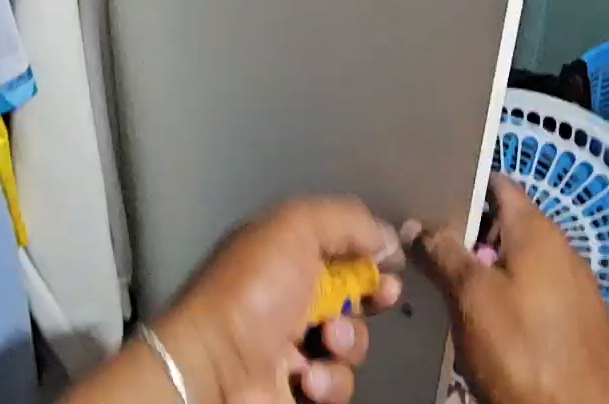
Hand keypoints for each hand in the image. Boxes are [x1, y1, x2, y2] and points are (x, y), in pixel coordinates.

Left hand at [153, 197, 403, 402]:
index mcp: (287, 251)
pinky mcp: (303, 387)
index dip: (371, 252)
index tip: (391, 264)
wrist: (217, 367)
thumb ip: (346, 221)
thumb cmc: (256, 288)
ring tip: (325, 342)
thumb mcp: (297, 227)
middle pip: (354, 294)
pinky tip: (309, 378)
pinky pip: (338, 384)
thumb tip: (388, 237)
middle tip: (379, 299)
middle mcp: (293, 294)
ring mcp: (297, 345)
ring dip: (348, 341)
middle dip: (372, 298)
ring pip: (352, 342)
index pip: (341, 245)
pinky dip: (330, 381)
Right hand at [405, 177, 608, 403]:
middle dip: (465, 235)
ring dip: (483, 271)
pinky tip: (482, 322)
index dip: (461, 186)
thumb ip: (442, 252)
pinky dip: (506, 298)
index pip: (496, 184)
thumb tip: (416, 224)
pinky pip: (533, 294)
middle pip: (504, 225)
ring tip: (445, 287)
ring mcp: (574, 289)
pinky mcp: (577, 326)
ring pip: (516, 263)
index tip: (426, 198)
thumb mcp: (471, 296)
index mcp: (538, 230)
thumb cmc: (524, 351)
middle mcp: (562, 249)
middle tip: (425, 248)